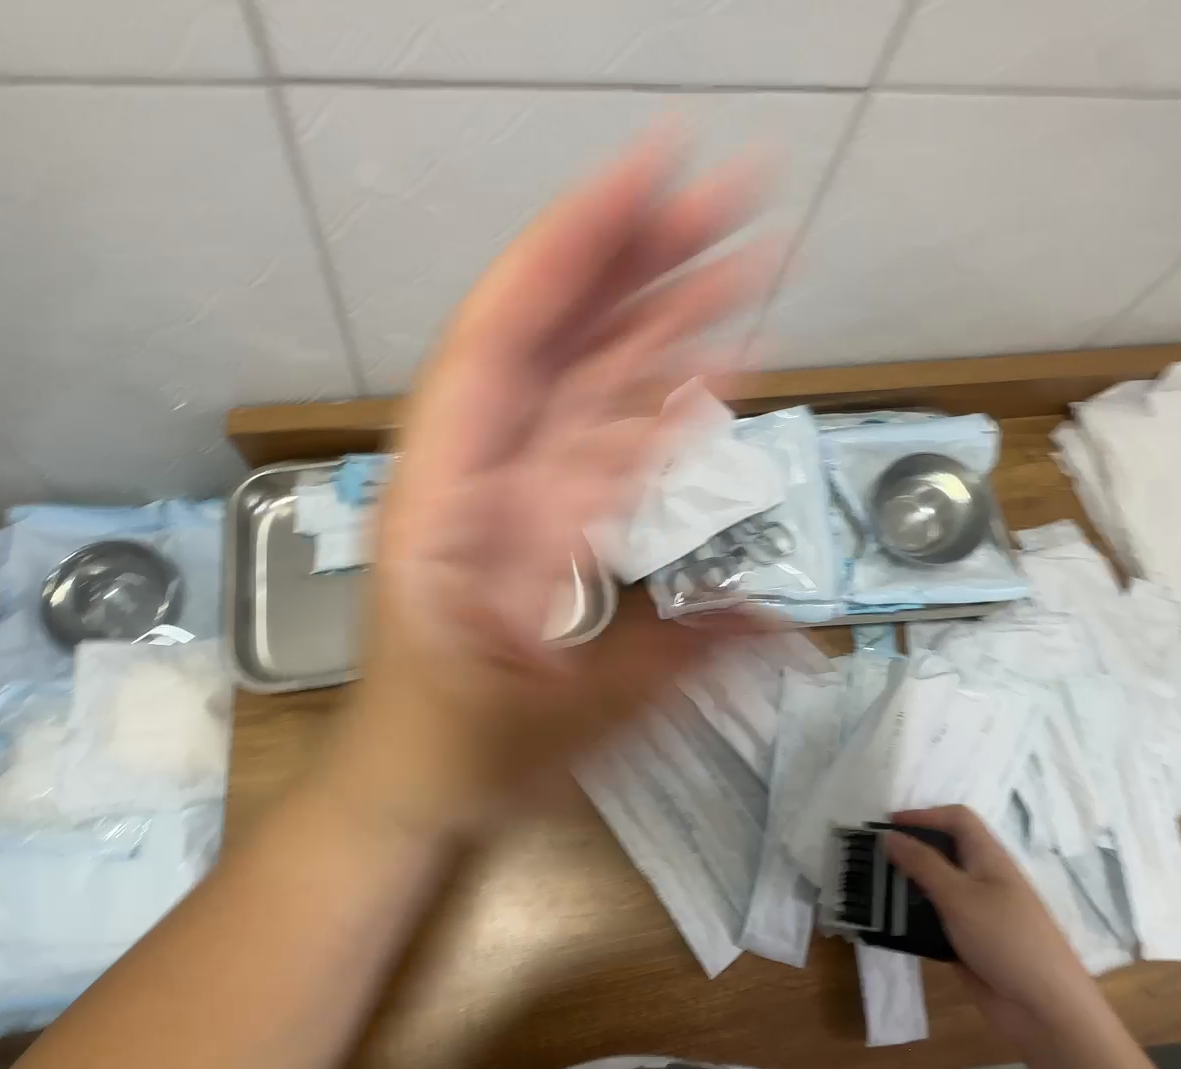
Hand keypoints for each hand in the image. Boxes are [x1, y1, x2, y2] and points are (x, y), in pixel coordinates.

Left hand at [327, 130, 776, 835]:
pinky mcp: (545, 511)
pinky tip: (716, 359)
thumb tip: (771, 619)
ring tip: (749, 256)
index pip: (506, 340)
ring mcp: (515, 487)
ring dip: (663, 314)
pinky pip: (603, 435)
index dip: (572, 248)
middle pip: (557, 336)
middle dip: (640, 257)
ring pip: (587, 378)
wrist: (408, 782)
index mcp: (452, 500)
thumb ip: (660, 666)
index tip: (649, 173)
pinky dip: (659, 393)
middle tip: (738, 192)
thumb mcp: (552, 722)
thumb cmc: (457, 755)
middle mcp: (481, 470)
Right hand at [879, 806, 1105, 1046]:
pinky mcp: (967, 941)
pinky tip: (891, 924)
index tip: (889, 824)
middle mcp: (982, 879)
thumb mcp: (959, 895)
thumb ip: (921, 863)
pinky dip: (913, 918)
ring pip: (935, 887)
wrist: (1045, 1010)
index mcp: (988, 858)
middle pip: (942, 852)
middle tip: (873, 858)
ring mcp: (976, 912)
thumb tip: (889, 834)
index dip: (924, 815)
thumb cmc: (1006, 939)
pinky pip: (935, 920)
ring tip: (873, 890)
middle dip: (909, 850)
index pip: (957, 819)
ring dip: (907, 886)